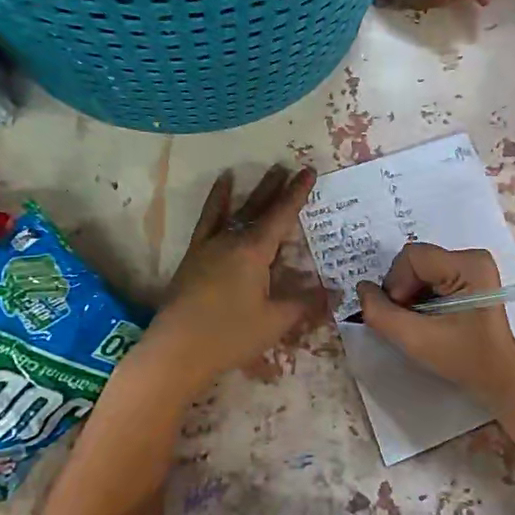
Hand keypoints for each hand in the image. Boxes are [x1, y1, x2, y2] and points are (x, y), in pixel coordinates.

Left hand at [140, 165, 326, 388]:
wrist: (177, 347)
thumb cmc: (230, 335)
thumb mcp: (275, 321)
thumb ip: (306, 302)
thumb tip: (337, 291)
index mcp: (254, 251)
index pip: (281, 216)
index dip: (297, 194)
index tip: (308, 171)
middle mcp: (231, 240)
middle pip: (258, 208)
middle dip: (275, 188)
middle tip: (288, 167)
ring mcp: (209, 246)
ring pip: (235, 211)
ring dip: (252, 192)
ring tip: (264, 172)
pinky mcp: (193, 256)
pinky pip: (207, 220)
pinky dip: (216, 202)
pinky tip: (220, 188)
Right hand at [356, 244, 514, 393]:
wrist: (498, 376)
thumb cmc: (463, 358)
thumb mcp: (414, 339)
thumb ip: (379, 312)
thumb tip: (362, 288)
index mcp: (468, 265)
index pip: (411, 257)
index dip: (396, 284)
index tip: (402, 313)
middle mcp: (471, 257)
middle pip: (413, 261)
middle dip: (402, 289)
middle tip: (408, 319)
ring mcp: (470, 266)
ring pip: (417, 268)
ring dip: (408, 293)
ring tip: (418, 319)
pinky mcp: (467, 276)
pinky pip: (427, 275)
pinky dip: (418, 294)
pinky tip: (427, 316)